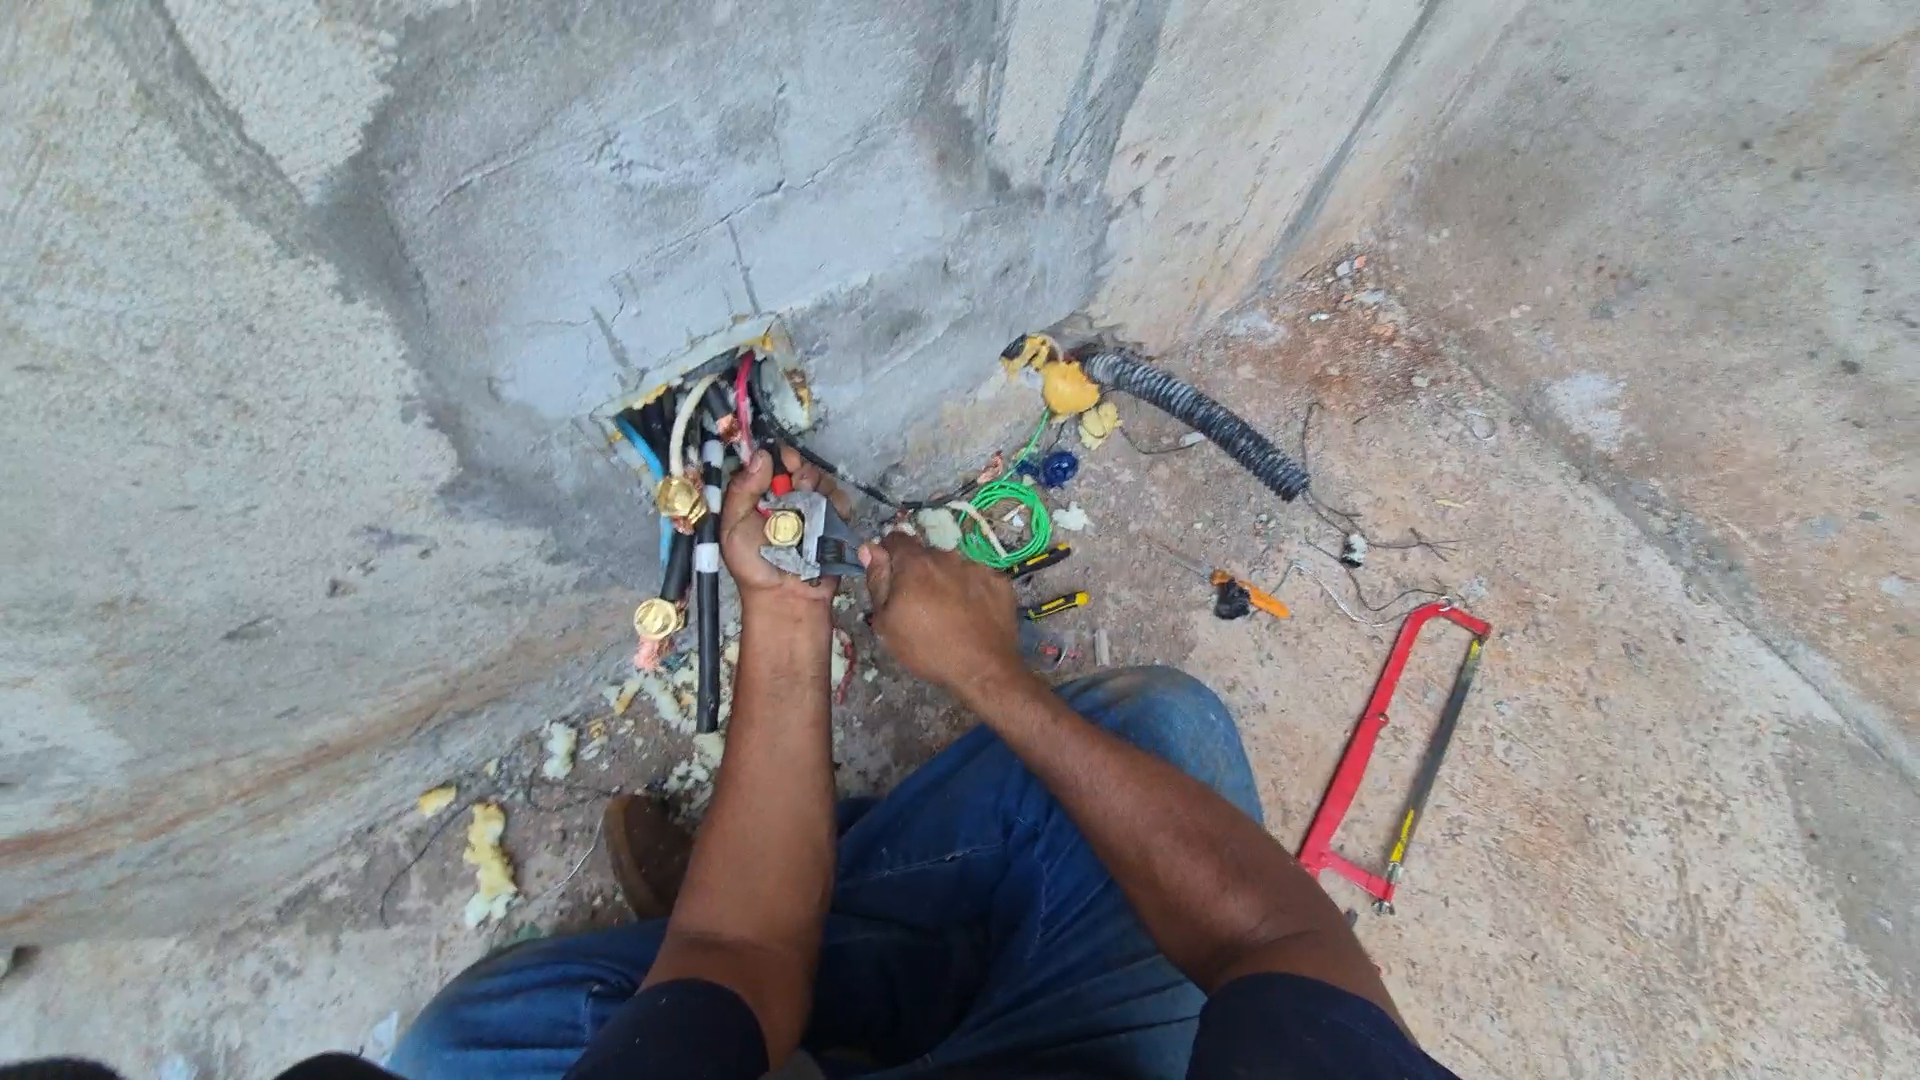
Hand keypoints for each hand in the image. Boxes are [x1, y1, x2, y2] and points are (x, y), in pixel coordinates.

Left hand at [720, 445, 850, 605]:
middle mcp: (789, 499)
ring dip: (818, 484)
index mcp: (762, 496)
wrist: (785, 597)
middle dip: (801, 468)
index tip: (782, 458)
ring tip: (808, 499)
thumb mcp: (733, 527)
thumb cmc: (754, 565)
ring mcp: (814, 510)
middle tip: (797, 481)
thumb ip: (742, 490)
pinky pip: (841, 501)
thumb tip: (761, 455)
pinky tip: (826, 512)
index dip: (780, 456)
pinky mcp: (835, 523)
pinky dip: (836, 502)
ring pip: (823, 481)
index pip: (773, 463)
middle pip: (802, 467)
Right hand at [860, 532, 1023, 696]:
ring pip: (954, 566)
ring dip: (947, 580)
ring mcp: (977, 566)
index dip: (889, 555)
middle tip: (921, 604)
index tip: (892, 578)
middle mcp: (948, 556)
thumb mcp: (886, 621)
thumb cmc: (927, 648)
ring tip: (950, 612)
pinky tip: (972, 614)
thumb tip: (869, 547)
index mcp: (915, 563)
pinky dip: (973, 590)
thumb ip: (877, 580)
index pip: (896, 539)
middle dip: (920, 572)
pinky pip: (979, 578)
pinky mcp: (999, 581)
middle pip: (927, 554)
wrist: (982, 668)